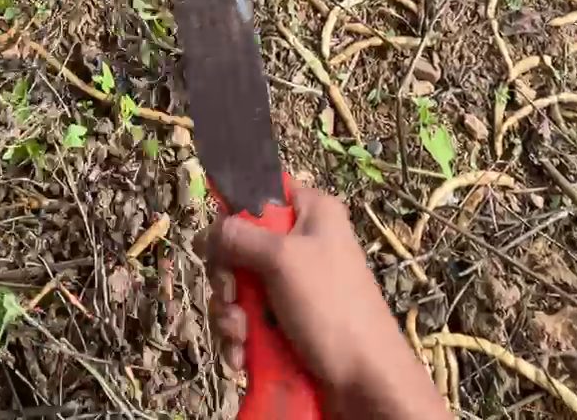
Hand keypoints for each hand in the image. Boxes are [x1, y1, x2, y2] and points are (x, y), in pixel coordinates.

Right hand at [203, 182, 444, 418]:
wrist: (367, 387)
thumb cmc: (331, 307)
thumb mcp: (283, 259)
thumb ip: (239, 236)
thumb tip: (209, 229)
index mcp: (311, 212)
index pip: (262, 190)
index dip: (236, 209)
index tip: (220, 236)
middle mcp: (302, 242)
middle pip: (242, 243)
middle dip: (228, 276)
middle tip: (232, 296)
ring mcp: (294, 285)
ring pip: (241, 285)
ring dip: (231, 313)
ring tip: (240, 336)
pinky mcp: (286, 322)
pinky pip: (248, 318)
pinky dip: (240, 336)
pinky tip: (242, 354)